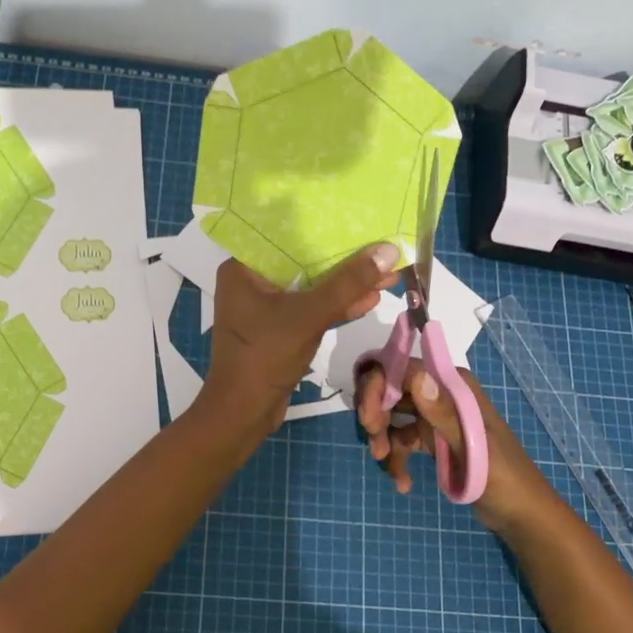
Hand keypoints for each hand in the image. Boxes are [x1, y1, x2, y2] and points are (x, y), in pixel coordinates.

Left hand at [193, 244, 401, 439]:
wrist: (243, 415)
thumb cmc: (264, 358)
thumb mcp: (308, 316)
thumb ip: (347, 284)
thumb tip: (388, 251)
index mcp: (244, 268)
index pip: (287, 234)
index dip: (326, 225)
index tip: (361, 217)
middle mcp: (252, 282)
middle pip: (305, 260)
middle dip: (345, 258)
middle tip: (385, 248)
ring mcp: (266, 308)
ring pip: (313, 286)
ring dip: (348, 284)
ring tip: (389, 272)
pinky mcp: (280, 330)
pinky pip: (312, 309)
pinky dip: (338, 306)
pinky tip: (371, 298)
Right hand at [356, 359, 551, 527]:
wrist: (520, 513)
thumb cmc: (504, 478)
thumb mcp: (472, 448)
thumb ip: (444, 414)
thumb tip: (417, 376)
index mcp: (454, 386)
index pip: (403, 368)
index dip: (378, 386)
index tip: (369, 419)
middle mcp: (441, 394)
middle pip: (390, 388)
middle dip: (375, 412)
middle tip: (373, 440)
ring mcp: (435, 417)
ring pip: (390, 415)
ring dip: (381, 438)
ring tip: (384, 462)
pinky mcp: (431, 439)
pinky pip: (399, 440)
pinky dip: (395, 460)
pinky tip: (403, 483)